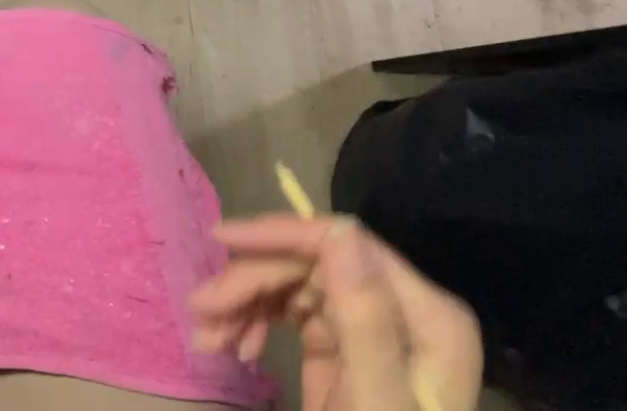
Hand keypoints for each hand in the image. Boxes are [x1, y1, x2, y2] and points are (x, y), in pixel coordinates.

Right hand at [189, 216, 482, 410]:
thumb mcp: (374, 399)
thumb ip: (364, 321)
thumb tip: (340, 233)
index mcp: (425, 314)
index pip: (342, 243)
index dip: (278, 235)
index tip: (218, 241)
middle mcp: (398, 308)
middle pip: (306, 263)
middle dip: (248, 281)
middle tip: (202, 309)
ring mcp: (366, 323)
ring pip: (287, 282)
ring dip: (242, 302)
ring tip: (208, 335)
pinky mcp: (336, 341)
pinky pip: (285, 309)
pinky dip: (252, 320)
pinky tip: (235, 346)